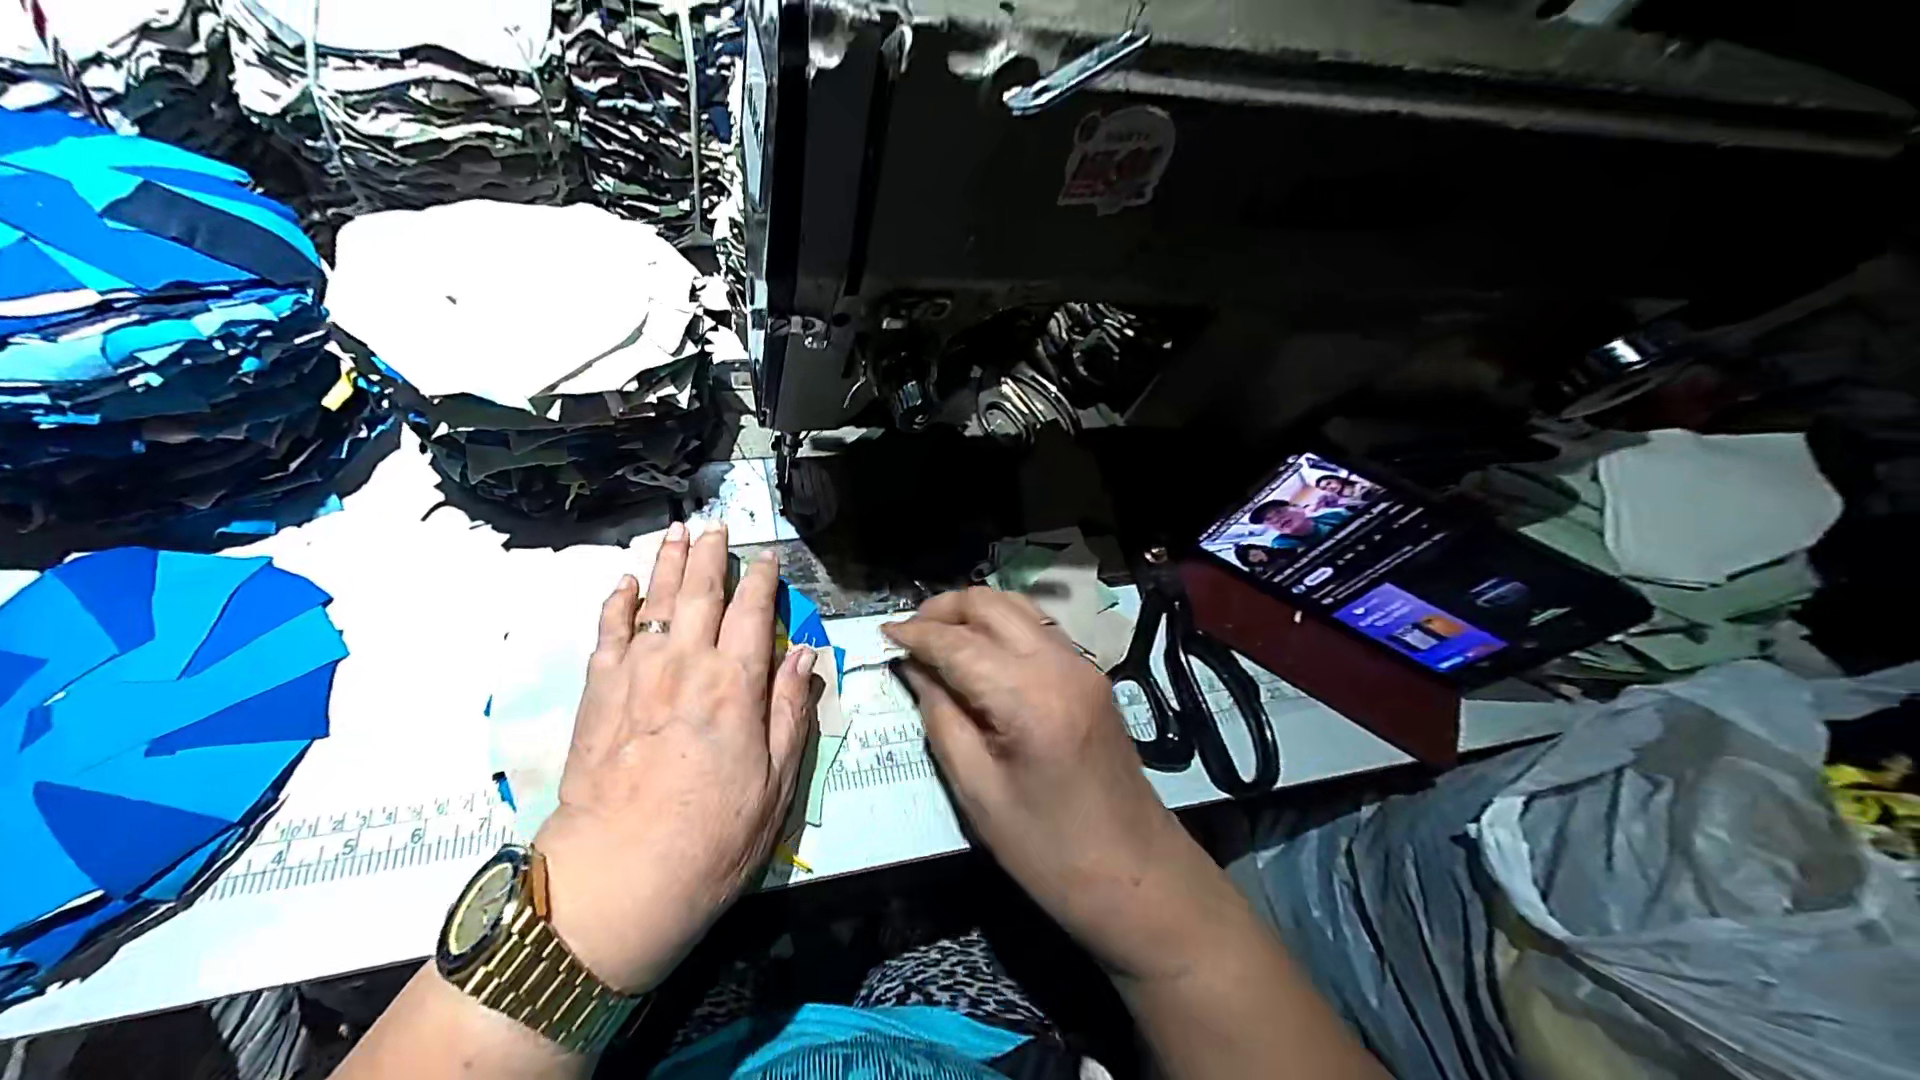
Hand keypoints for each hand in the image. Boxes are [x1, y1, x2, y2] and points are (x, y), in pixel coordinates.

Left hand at [532, 524, 816, 993]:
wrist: (617, 880)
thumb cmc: (713, 837)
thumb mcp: (777, 782)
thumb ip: (791, 710)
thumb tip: (804, 655)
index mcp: (735, 685)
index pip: (752, 613)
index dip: (762, 580)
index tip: (767, 558)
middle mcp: (686, 664)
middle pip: (699, 592)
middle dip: (711, 555)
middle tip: (716, 526)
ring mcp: (636, 675)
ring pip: (653, 601)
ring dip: (666, 563)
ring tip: (675, 533)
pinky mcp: (598, 696)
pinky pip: (607, 633)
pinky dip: (615, 603)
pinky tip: (621, 584)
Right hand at [883, 588, 1242, 980]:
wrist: (1138, 876)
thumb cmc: (1049, 851)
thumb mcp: (978, 792)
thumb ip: (941, 717)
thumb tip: (914, 667)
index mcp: (1031, 697)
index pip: (959, 642)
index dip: (916, 634)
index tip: (882, 633)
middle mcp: (1061, 664)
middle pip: (992, 604)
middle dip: (944, 609)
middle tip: (909, 633)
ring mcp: (1083, 665)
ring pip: (1018, 607)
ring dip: (973, 612)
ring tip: (937, 637)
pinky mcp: (1092, 675)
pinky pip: (1038, 629)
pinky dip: (1002, 626)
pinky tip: (978, 651)